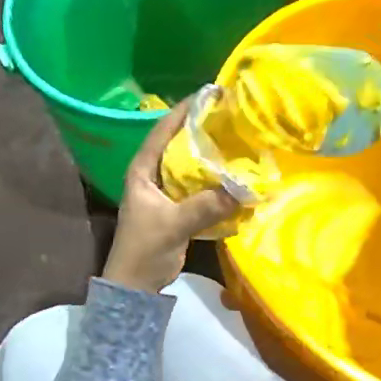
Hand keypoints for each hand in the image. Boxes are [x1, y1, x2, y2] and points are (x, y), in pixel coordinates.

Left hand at [102, 96, 240, 292]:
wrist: (136, 287)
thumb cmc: (144, 250)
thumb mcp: (173, 225)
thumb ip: (206, 206)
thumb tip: (244, 189)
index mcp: (142, 170)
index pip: (162, 130)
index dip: (183, 110)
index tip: (208, 94)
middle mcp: (153, 174)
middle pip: (179, 143)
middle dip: (203, 129)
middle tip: (232, 115)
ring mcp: (166, 191)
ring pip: (191, 164)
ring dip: (211, 155)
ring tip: (239, 139)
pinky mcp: (179, 207)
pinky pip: (200, 185)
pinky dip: (216, 179)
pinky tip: (237, 175)